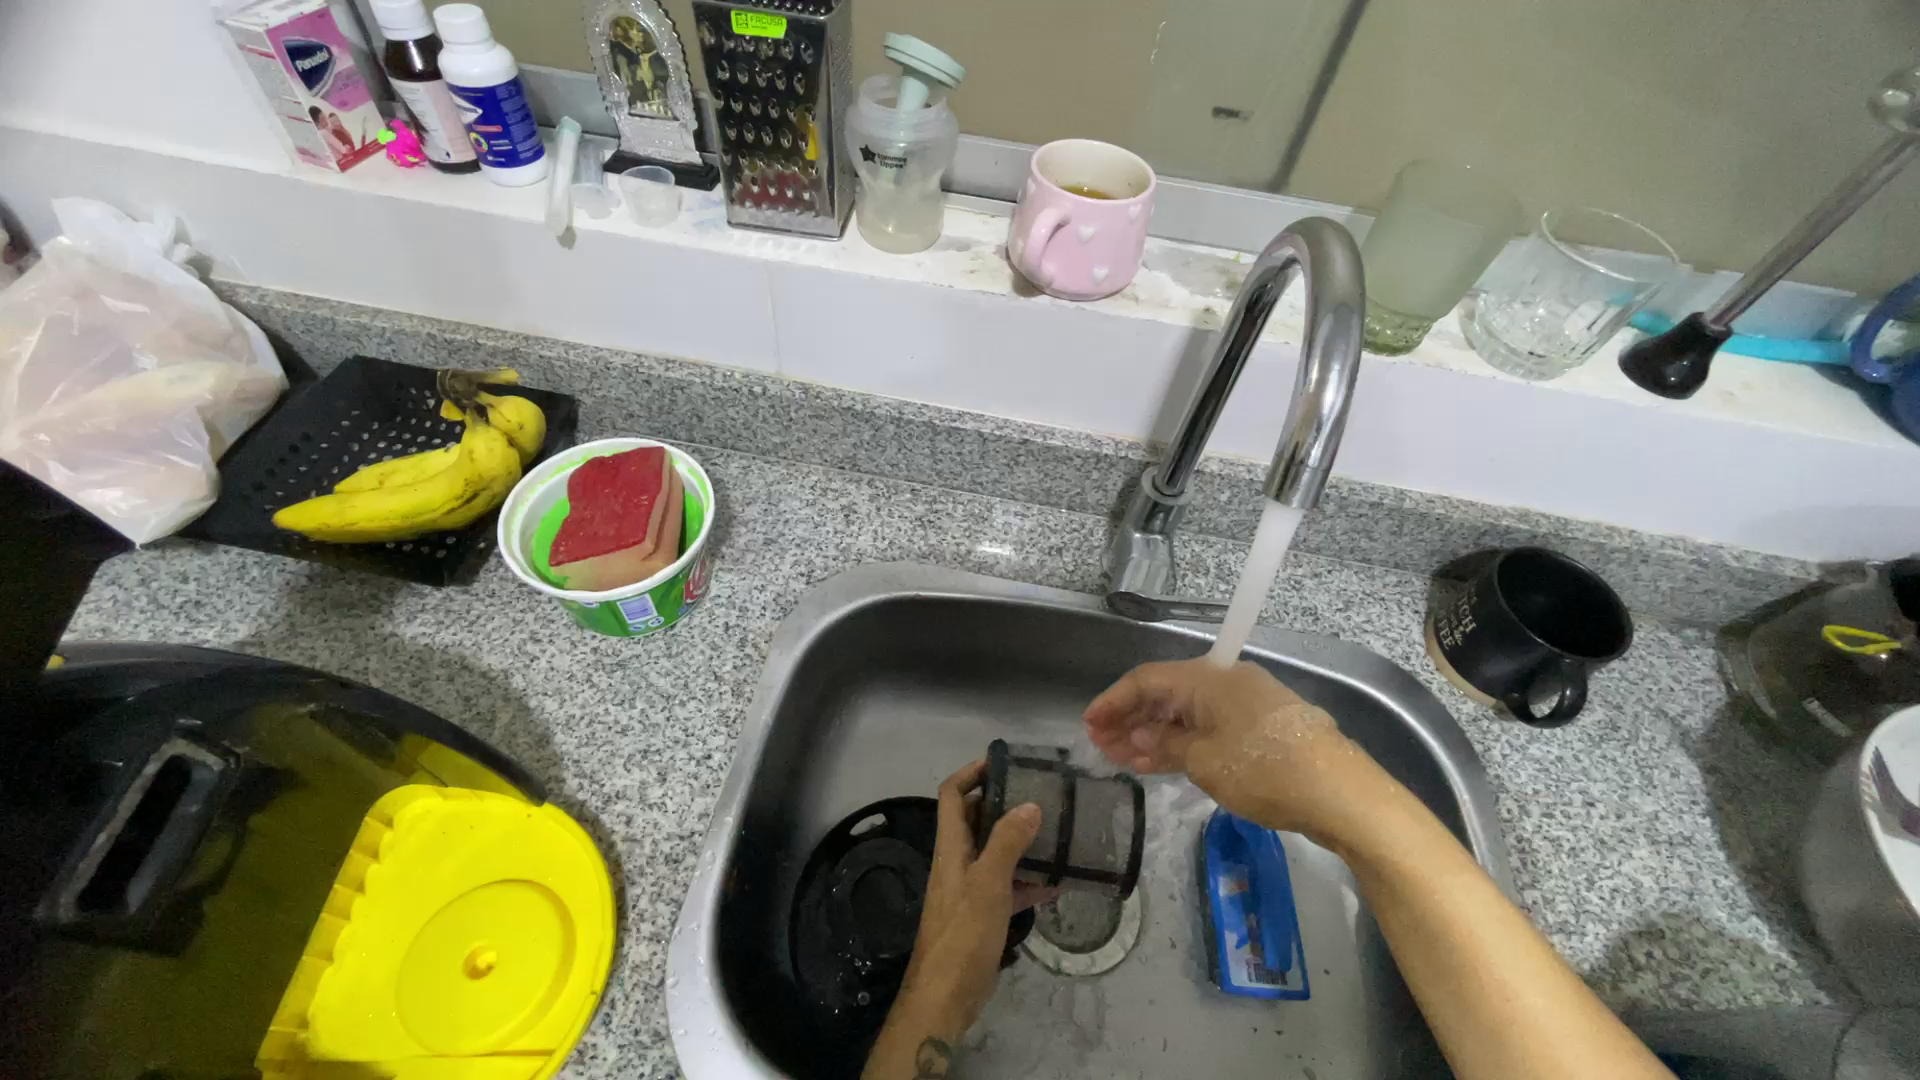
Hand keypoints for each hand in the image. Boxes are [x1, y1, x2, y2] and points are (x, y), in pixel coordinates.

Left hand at [863, 762, 1048, 1079]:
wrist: (945, 997)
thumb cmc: (963, 934)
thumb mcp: (988, 884)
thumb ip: (1007, 842)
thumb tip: (1029, 804)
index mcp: (951, 847)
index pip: (952, 794)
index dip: (971, 773)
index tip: (1003, 763)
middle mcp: (957, 861)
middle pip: (976, 819)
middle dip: (1004, 803)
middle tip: (1041, 794)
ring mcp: (969, 889)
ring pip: (994, 852)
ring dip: (1020, 840)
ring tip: (1055, 831)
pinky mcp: (982, 915)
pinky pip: (1007, 886)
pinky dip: (1028, 880)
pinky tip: (1057, 881)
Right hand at [1083, 658, 1390, 847]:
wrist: (1343, 795)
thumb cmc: (1265, 770)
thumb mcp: (1204, 761)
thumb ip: (1165, 746)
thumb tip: (1136, 739)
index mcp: (1209, 678)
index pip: (1147, 680)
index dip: (1114, 701)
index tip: (1088, 724)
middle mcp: (1226, 683)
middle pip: (1166, 694)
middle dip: (1130, 719)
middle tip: (1099, 745)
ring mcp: (1246, 706)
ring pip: (1187, 713)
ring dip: (1153, 734)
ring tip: (1121, 758)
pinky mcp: (1261, 730)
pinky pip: (1208, 728)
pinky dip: (1182, 743)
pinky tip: (1161, 763)